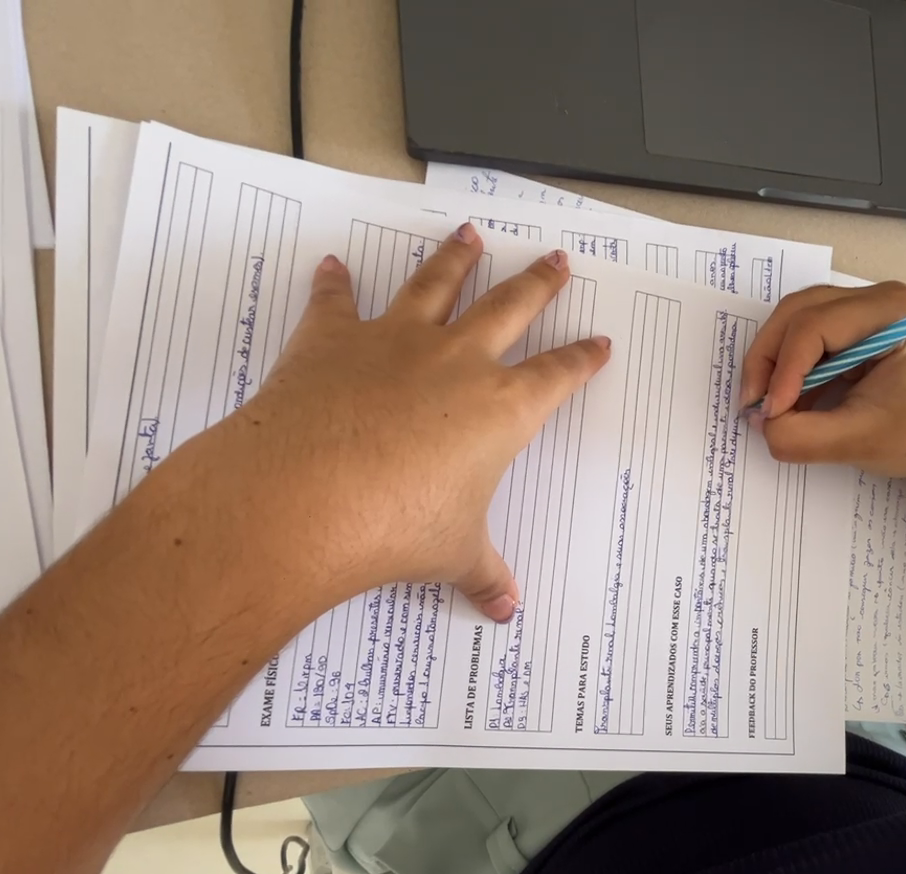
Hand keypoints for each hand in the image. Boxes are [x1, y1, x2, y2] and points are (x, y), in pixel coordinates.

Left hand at [173, 224, 610, 620]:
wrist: (306, 501)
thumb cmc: (395, 527)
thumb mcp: (453, 555)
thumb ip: (484, 574)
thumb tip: (504, 608)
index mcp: (501, 410)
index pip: (557, 375)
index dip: (582, 359)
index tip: (598, 342)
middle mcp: (457, 363)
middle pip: (510, 306)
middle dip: (539, 282)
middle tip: (556, 259)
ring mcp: (395, 343)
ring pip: (436, 284)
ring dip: (456, 258)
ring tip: (468, 233)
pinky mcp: (334, 341)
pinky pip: (337, 302)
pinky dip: (336, 284)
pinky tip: (334, 266)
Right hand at [737, 282, 905, 491]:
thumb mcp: (855, 442)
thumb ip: (799, 436)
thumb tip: (759, 423)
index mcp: (892, 312)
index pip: (814, 326)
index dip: (783, 371)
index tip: (769, 415)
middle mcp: (877, 300)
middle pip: (797, 314)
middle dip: (768, 361)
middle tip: (753, 406)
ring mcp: (864, 313)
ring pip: (794, 324)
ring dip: (773, 365)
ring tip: (768, 407)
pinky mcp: (854, 333)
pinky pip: (805, 342)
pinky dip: (787, 372)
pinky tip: (787, 405)